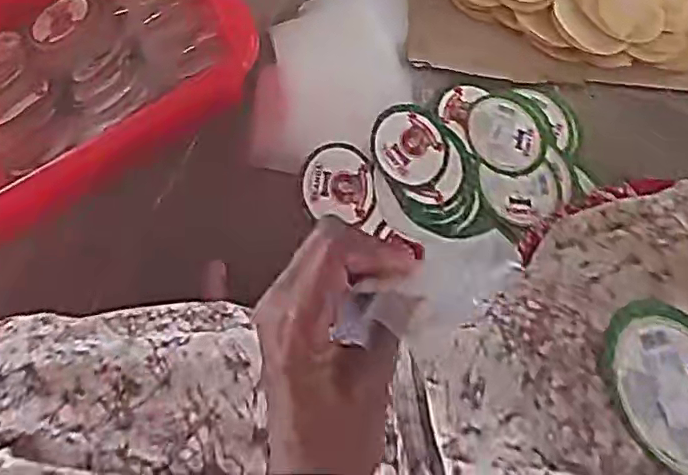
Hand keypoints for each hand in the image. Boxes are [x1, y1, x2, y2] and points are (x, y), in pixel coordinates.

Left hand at [255, 219, 420, 474]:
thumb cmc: (330, 447)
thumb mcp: (371, 380)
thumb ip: (390, 320)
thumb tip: (410, 284)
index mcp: (294, 318)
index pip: (333, 246)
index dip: (377, 248)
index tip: (406, 263)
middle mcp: (277, 306)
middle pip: (325, 241)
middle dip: (370, 248)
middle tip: (404, 267)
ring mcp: (277, 309)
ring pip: (322, 251)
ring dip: (362, 259)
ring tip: (395, 280)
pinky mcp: (285, 317)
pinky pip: (318, 272)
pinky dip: (350, 273)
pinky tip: (374, 293)